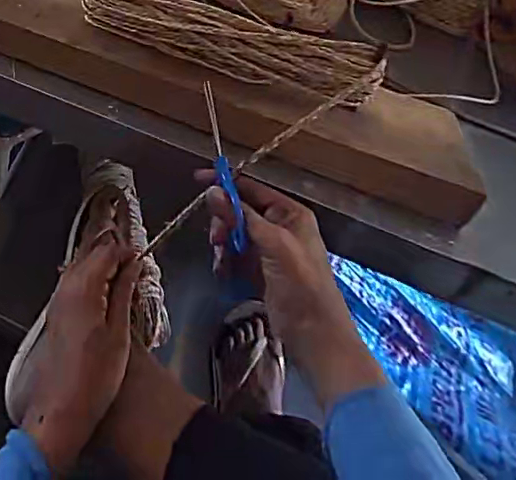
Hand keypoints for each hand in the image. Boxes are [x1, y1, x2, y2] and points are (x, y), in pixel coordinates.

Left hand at [22, 203, 142, 472]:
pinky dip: (91, 282)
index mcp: (83, 287)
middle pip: (92, 255)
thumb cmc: (93, 378)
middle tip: (136, 271)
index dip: (127, 253)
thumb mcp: (119, 332)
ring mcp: (57, 300)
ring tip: (124, 284)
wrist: (61, 411)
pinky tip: (105, 299)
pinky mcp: (55, 313)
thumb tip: (133, 267)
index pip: (107, 252)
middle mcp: (66, 287)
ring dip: (102, 270)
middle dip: (114, 258)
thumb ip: (124, 292)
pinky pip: (74, 284)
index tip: (141, 261)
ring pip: (82, 268)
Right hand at [197, 170, 386, 405]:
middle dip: (224, 222)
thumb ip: (242, 217)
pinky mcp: (258, 271)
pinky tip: (223, 272)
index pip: (252, 188)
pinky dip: (225, 261)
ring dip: (222, 244)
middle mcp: (278, 227)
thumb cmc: (302, 284)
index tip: (199, 180)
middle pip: (239, 211)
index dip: (226, 183)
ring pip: (233, 234)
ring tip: (221, 259)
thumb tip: (213, 191)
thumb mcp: (274, 244)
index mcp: (289, 213)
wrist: (315, 336)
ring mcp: (267, 250)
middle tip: (217, 238)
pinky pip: (234, 256)